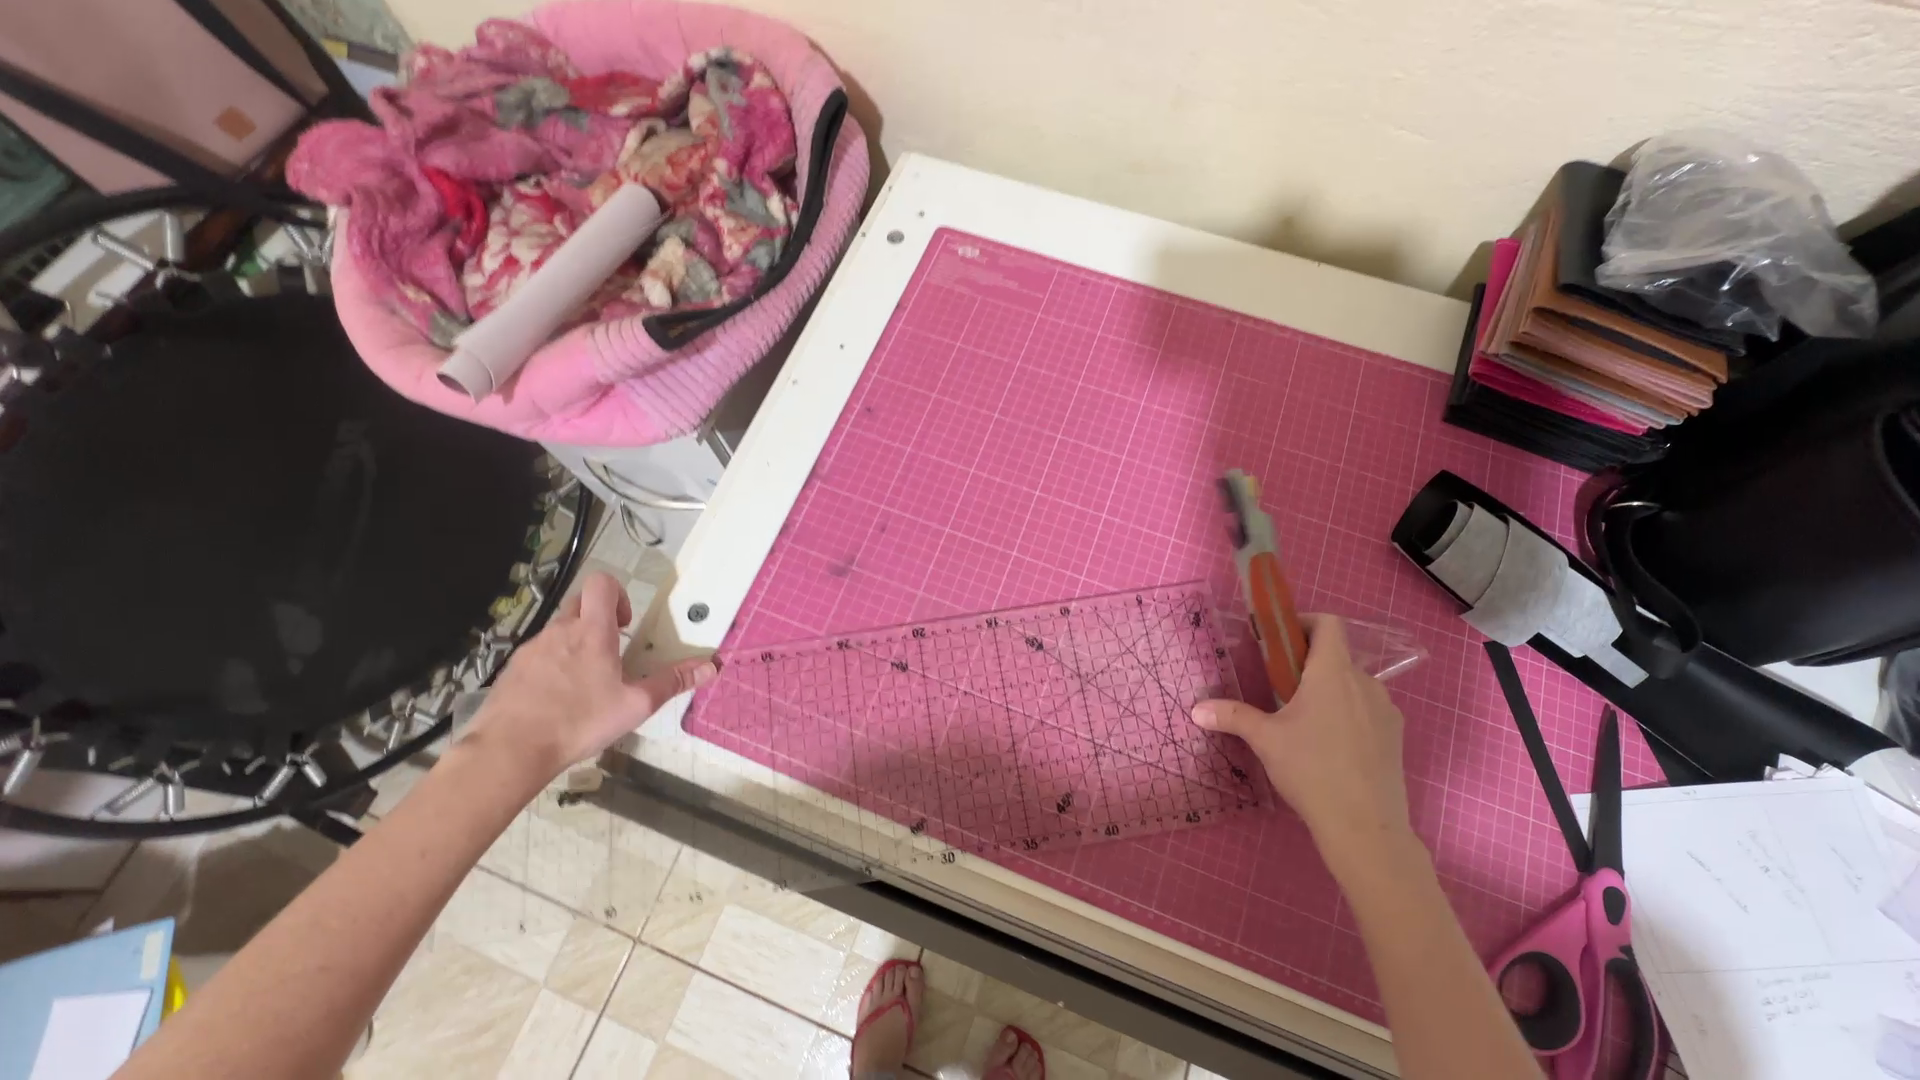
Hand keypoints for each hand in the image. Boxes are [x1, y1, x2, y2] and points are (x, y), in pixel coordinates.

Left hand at [468, 572, 714, 778]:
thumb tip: (711, 667)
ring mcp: (532, 648)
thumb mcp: (635, 705)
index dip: (617, 594)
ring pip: (558, 631)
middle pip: (580, 603)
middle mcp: (560, 631)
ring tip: (585, 684)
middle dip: (598, 618)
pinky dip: (552, 667)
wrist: (511, 749)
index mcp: (592, 632)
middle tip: (611, 652)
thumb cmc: (580, 721)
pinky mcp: (512, 669)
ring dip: (575, 645)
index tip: (625, 624)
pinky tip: (557, 700)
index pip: (602, 583)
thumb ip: (672, 682)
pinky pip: (538, 655)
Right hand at [1193, 615, 1414, 872]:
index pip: (1329, 624)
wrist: (1365, 825)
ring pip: (1355, 685)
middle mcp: (1365, 683)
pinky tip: (1331, 745)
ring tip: (1305, 720)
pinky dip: (1349, 713)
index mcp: (1333, 673)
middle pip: (1338, 656)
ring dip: (1330, 689)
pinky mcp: (1396, 736)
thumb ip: (1232, 717)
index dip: (1305, 622)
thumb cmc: (1312, 771)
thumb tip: (1196, 710)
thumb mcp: (1265, 740)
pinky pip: (1369, 710)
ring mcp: (1386, 710)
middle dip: (1309, 664)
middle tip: (1281, 686)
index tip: (1280, 640)